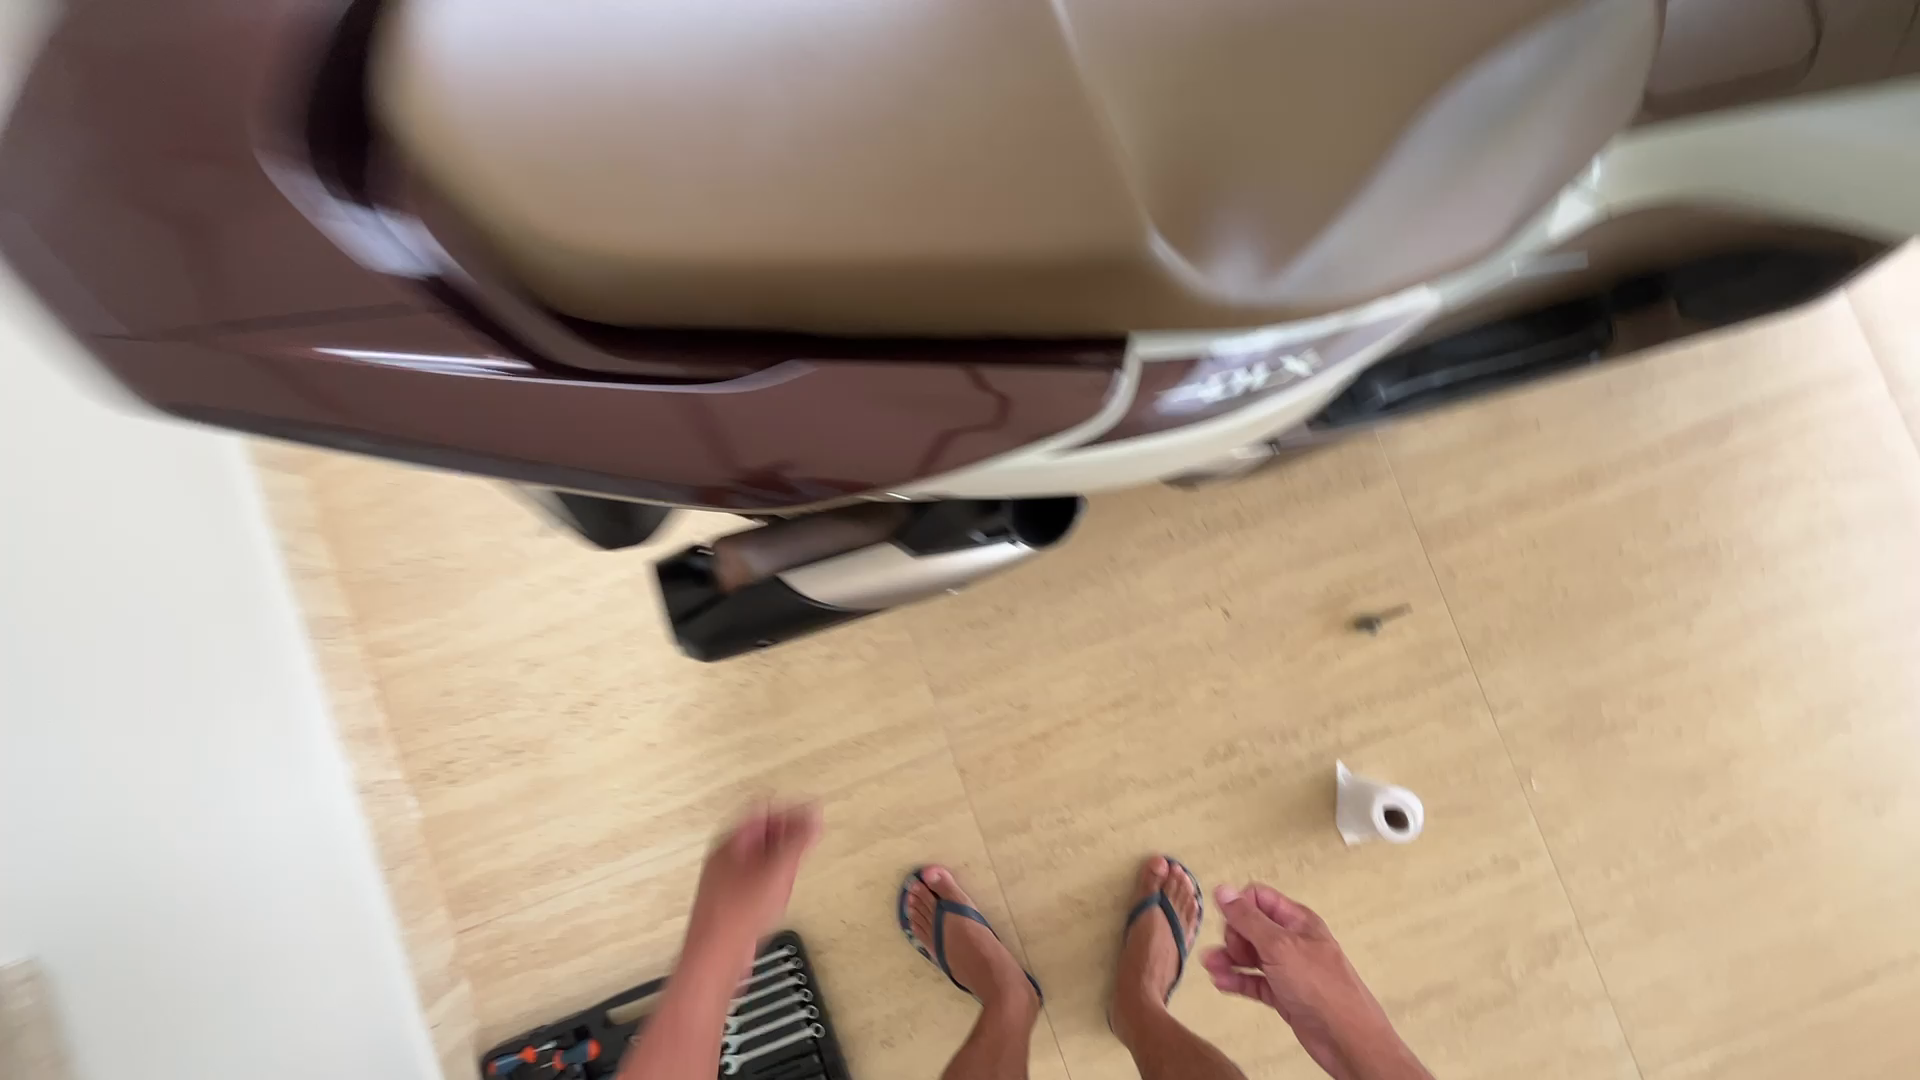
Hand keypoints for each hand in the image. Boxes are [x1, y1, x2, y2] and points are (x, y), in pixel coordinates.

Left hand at [683, 802, 822, 973]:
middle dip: (787, 836)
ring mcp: (727, 884)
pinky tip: (779, 897)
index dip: (790, 811)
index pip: (763, 811)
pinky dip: (773, 884)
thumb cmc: (734, 916)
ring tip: (792, 870)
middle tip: (807, 838)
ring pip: (760, 860)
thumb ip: (798, 841)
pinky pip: (757, 883)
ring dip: (781, 862)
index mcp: (730, 843)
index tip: (811, 813)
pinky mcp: (732, 905)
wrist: (716, 960)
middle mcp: (725, 860)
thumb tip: (814, 818)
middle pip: (761, 835)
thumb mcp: (777, 870)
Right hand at [1201, 883, 1431, 1079]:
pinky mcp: (1283, 995)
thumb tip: (1221, 889)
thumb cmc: (1316, 985)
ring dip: (1229, 958)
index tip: (1229, 924)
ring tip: (1210, 967)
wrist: (1349, 1043)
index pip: (1258, 898)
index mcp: (1296, 920)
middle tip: (1232, 952)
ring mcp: (1287, 969)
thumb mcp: (1279, 946)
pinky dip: (1237, 979)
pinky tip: (1220, 982)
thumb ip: (1247, 918)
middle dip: (1232, 936)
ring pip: (1250, 955)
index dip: (1239, 907)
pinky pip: (1254, 980)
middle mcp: (1291, 940)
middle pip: (1250, 926)